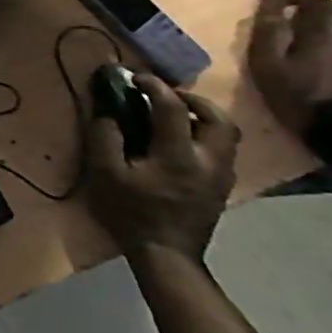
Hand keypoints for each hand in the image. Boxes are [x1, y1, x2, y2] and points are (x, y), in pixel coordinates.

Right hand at [87, 74, 239, 260]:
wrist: (166, 254)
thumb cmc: (131, 212)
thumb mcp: (105, 174)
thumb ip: (105, 138)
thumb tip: (108, 112)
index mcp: (178, 154)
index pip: (173, 107)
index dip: (154, 86)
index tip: (136, 78)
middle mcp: (209, 159)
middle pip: (217, 117)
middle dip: (192, 100)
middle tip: (166, 96)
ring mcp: (221, 174)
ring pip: (226, 133)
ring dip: (203, 117)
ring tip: (176, 117)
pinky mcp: (223, 186)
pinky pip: (222, 150)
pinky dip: (205, 136)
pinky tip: (182, 143)